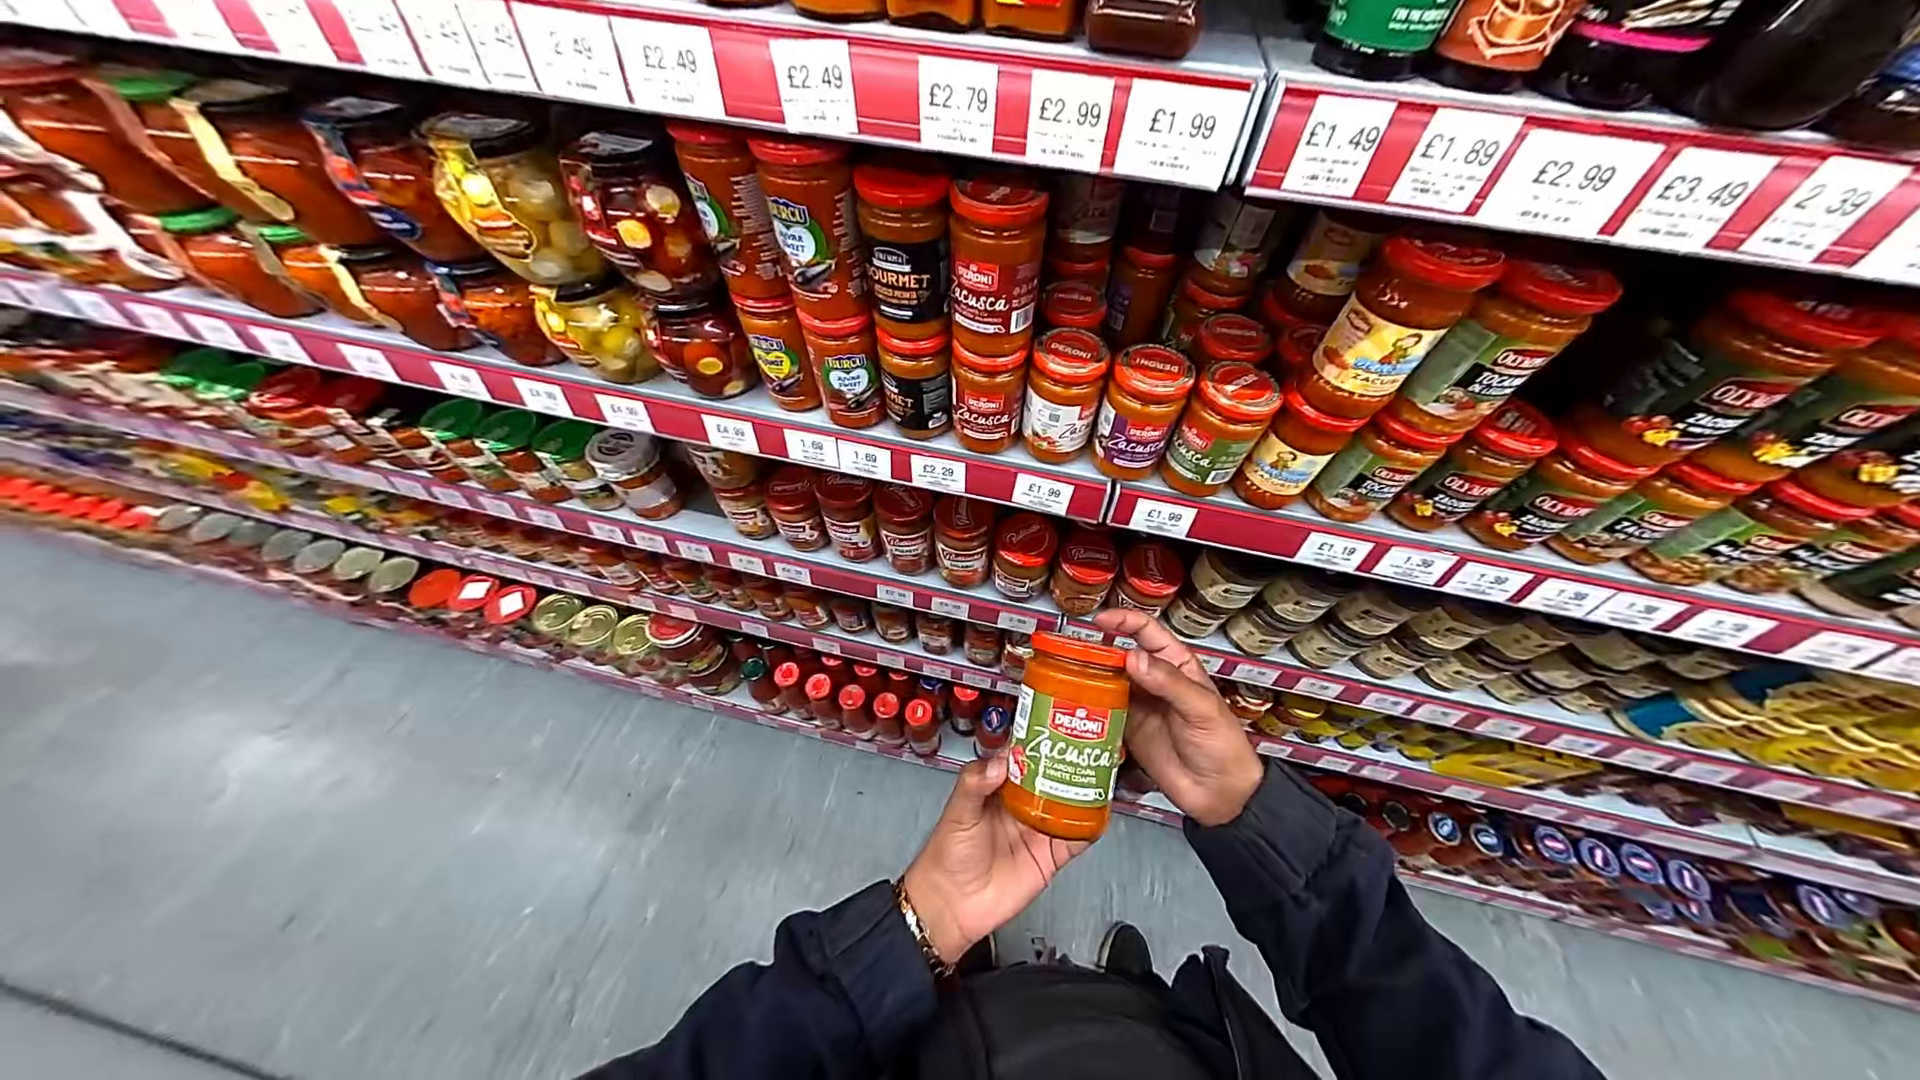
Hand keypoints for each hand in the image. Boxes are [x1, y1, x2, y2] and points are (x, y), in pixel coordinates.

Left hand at [901, 754, 1088, 964]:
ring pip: (1068, 804)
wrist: (952, 905)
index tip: (1053, 725)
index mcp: (999, 787)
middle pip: (1051, 777)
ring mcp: (1037, 829)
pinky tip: (1099, 814)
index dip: (1037, 741)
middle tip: (1085, 745)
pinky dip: (1090, 827)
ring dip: (1083, 790)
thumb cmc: (947, 854)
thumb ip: (974, 783)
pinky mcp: (1049, 856)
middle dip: (1067, 762)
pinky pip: (1076, 839)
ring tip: (1097, 772)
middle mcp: (1021, 805)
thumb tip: (999, 762)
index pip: (1022, 757)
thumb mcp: (957, 811)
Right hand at [1094, 609, 1263, 826]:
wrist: (1220, 795)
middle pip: (1119, 653)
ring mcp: (1137, 702)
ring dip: (1088, 675)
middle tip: (1073, 653)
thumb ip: (1169, 682)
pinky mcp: (1126, 726)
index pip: (1146, 631)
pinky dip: (1088, 704)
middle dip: (1096, 649)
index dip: (1122, 621)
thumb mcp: (1202, 709)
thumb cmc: (1223, 746)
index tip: (1100, 621)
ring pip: (1106, 679)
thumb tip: (1133, 657)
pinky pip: (1102, 708)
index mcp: (1176, 664)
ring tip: (1066, 675)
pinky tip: (1075, 704)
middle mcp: (1153, 678)